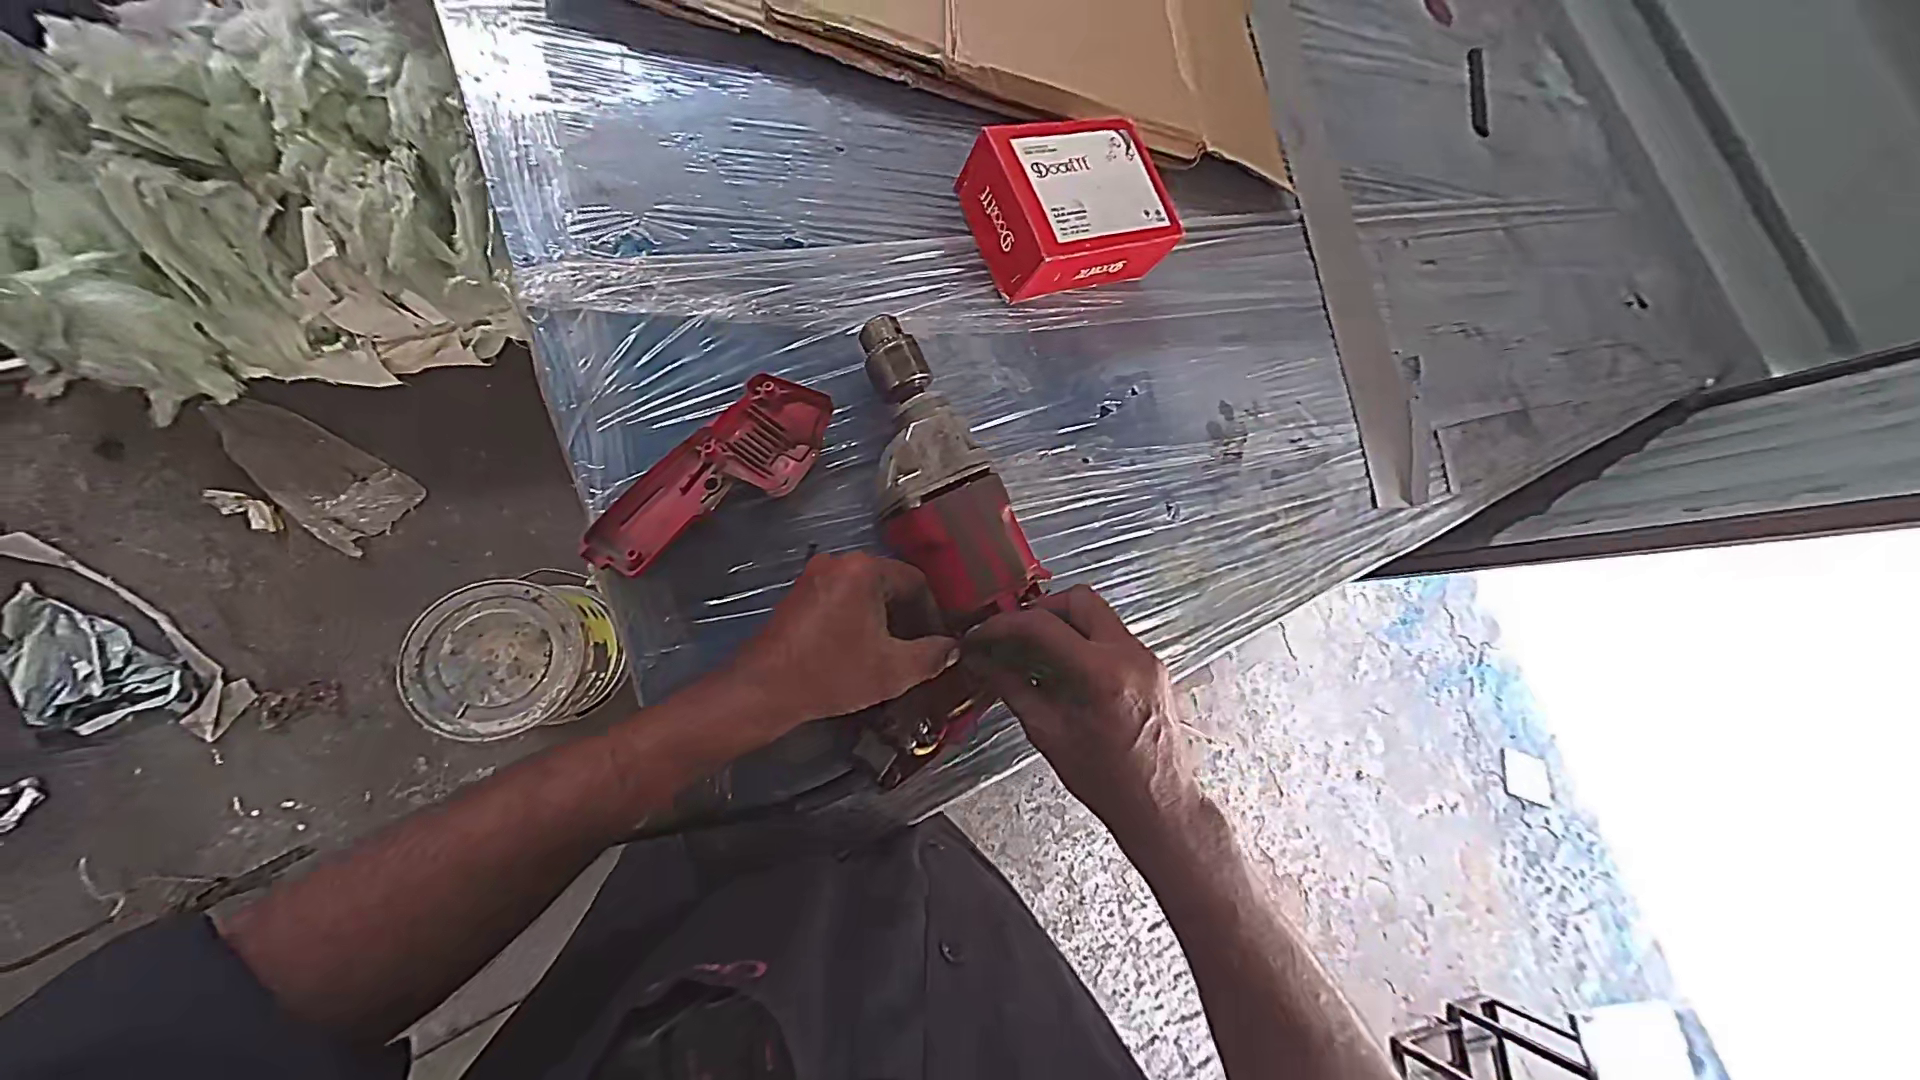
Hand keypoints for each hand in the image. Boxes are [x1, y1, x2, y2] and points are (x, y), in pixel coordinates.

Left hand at [731, 552, 958, 729]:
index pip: (916, 582)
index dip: (933, 613)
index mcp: (864, 569)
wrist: (763, 689)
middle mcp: (838, 562)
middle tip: (917, 650)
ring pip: (865, 594)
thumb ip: (932, 656)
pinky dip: (857, 620)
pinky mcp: (799, 594)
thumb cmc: (831, 673)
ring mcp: (815, 576)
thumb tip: (951, 648)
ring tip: (890, 654)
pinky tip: (860, 650)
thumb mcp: (893, 670)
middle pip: (890, 585)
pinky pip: (842, 599)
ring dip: (883, 620)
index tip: (937, 640)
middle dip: (908, 617)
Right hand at [962, 585, 1196, 830]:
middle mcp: (1130, 656)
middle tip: (1013, 633)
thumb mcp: (1047, 733)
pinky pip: (1111, 635)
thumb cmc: (1109, 782)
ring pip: (1097, 614)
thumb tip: (984, 663)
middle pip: (1078, 599)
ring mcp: (1146, 658)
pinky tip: (1063, 668)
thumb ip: (1012, 688)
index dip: (1003, 625)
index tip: (984, 634)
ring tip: (1034, 653)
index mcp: (1102, 675)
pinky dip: (1082, 641)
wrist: (1159, 805)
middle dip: (1039, 610)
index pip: (1043, 625)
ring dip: (1062, 624)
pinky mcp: (1152, 665)